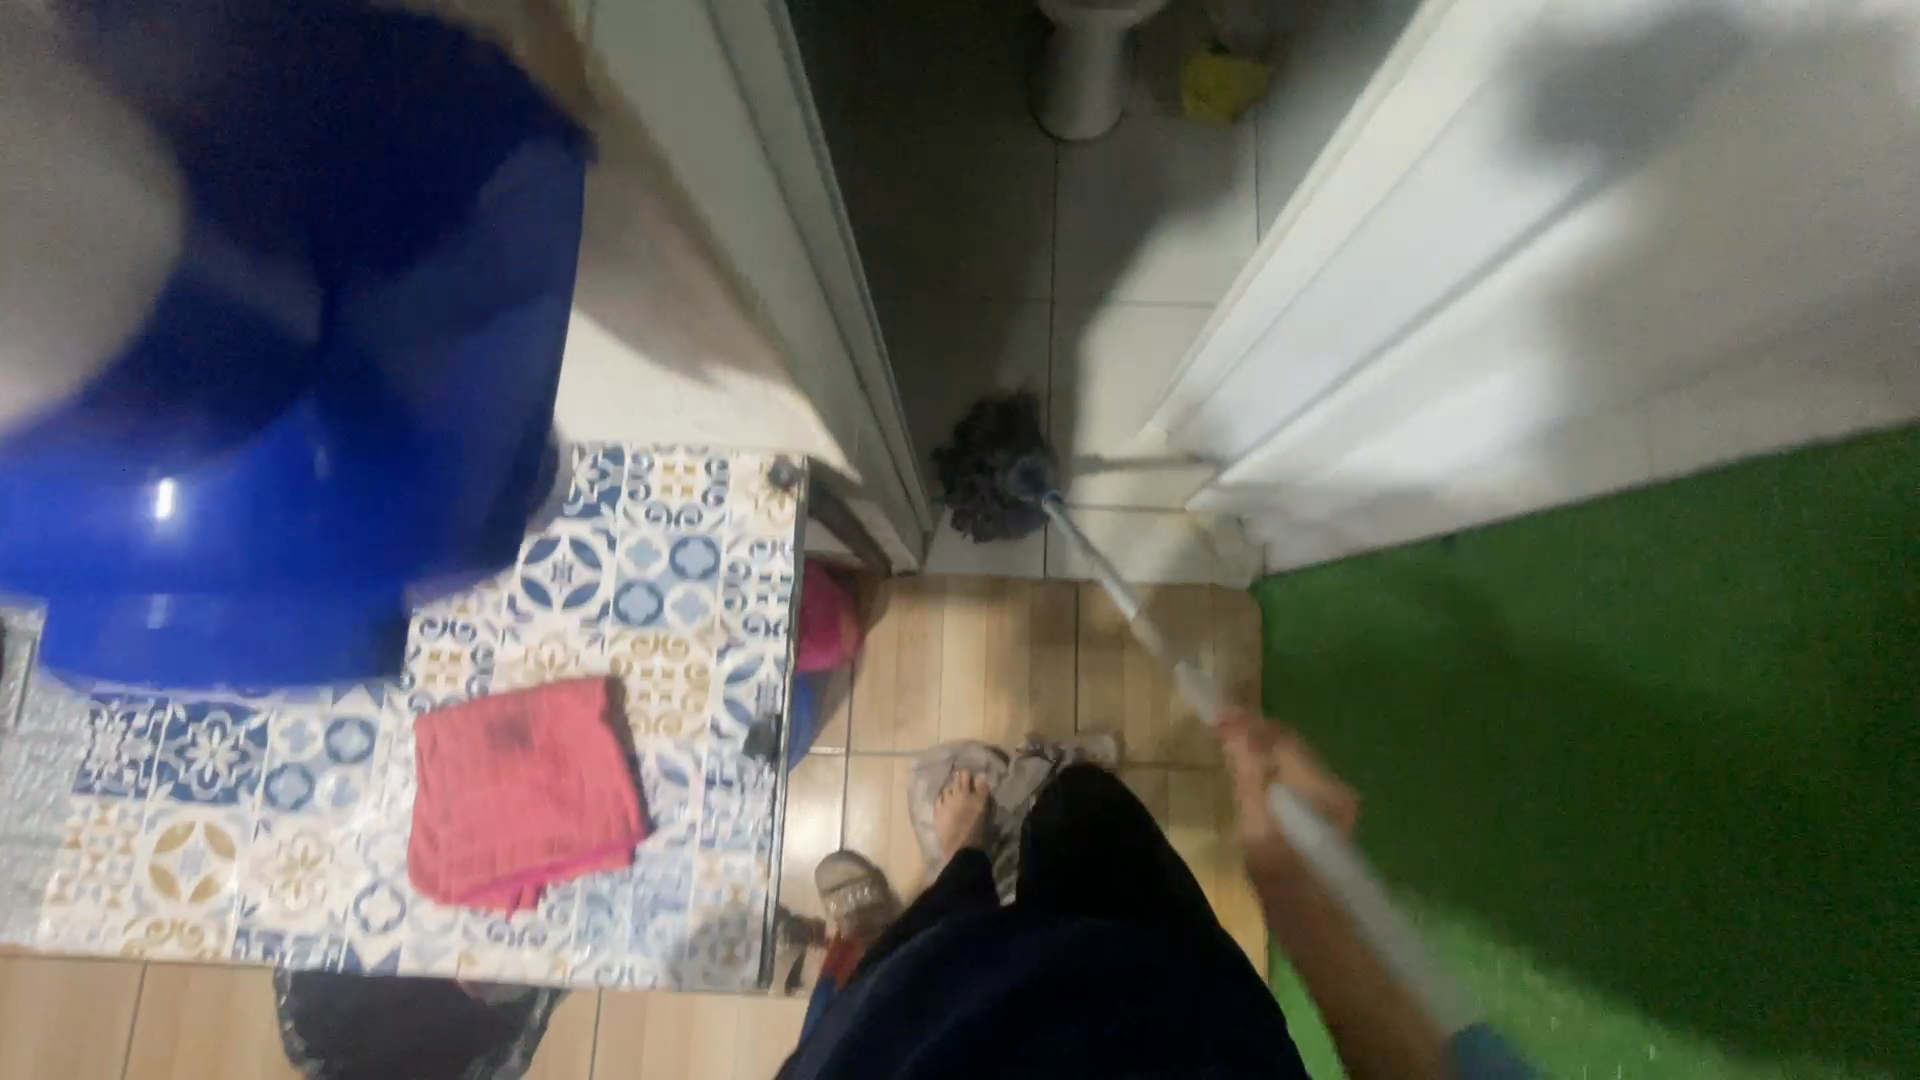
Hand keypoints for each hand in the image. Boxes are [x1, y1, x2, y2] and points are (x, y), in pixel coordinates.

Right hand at [1214, 705, 1359, 870]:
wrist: (1316, 927)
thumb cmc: (1285, 882)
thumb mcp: (1257, 826)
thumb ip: (1248, 773)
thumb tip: (1233, 727)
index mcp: (1321, 788)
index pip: (1281, 739)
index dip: (1247, 722)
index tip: (1215, 714)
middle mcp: (1334, 786)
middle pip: (1288, 745)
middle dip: (1252, 731)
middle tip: (1216, 723)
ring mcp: (1333, 800)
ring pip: (1289, 758)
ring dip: (1258, 747)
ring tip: (1226, 740)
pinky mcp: (1324, 812)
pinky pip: (1291, 774)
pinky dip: (1267, 766)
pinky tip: (1247, 768)